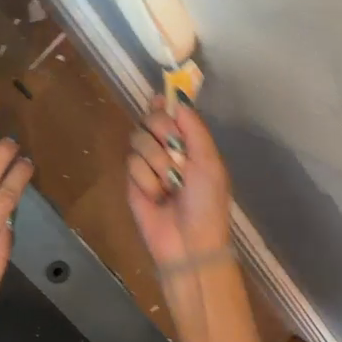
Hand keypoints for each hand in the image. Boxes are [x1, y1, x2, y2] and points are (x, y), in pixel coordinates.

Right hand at [125, 96, 232, 269]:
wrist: (189, 240)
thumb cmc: (207, 202)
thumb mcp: (209, 162)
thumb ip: (194, 129)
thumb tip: (176, 100)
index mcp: (190, 144)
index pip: (171, 114)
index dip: (164, 106)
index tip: (160, 101)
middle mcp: (167, 150)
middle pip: (150, 120)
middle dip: (162, 132)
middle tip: (174, 151)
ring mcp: (147, 166)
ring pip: (139, 141)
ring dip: (157, 161)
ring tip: (170, 184)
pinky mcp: (132, 183)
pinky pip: (132, 164)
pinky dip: (147, 180)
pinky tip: (157, 196)